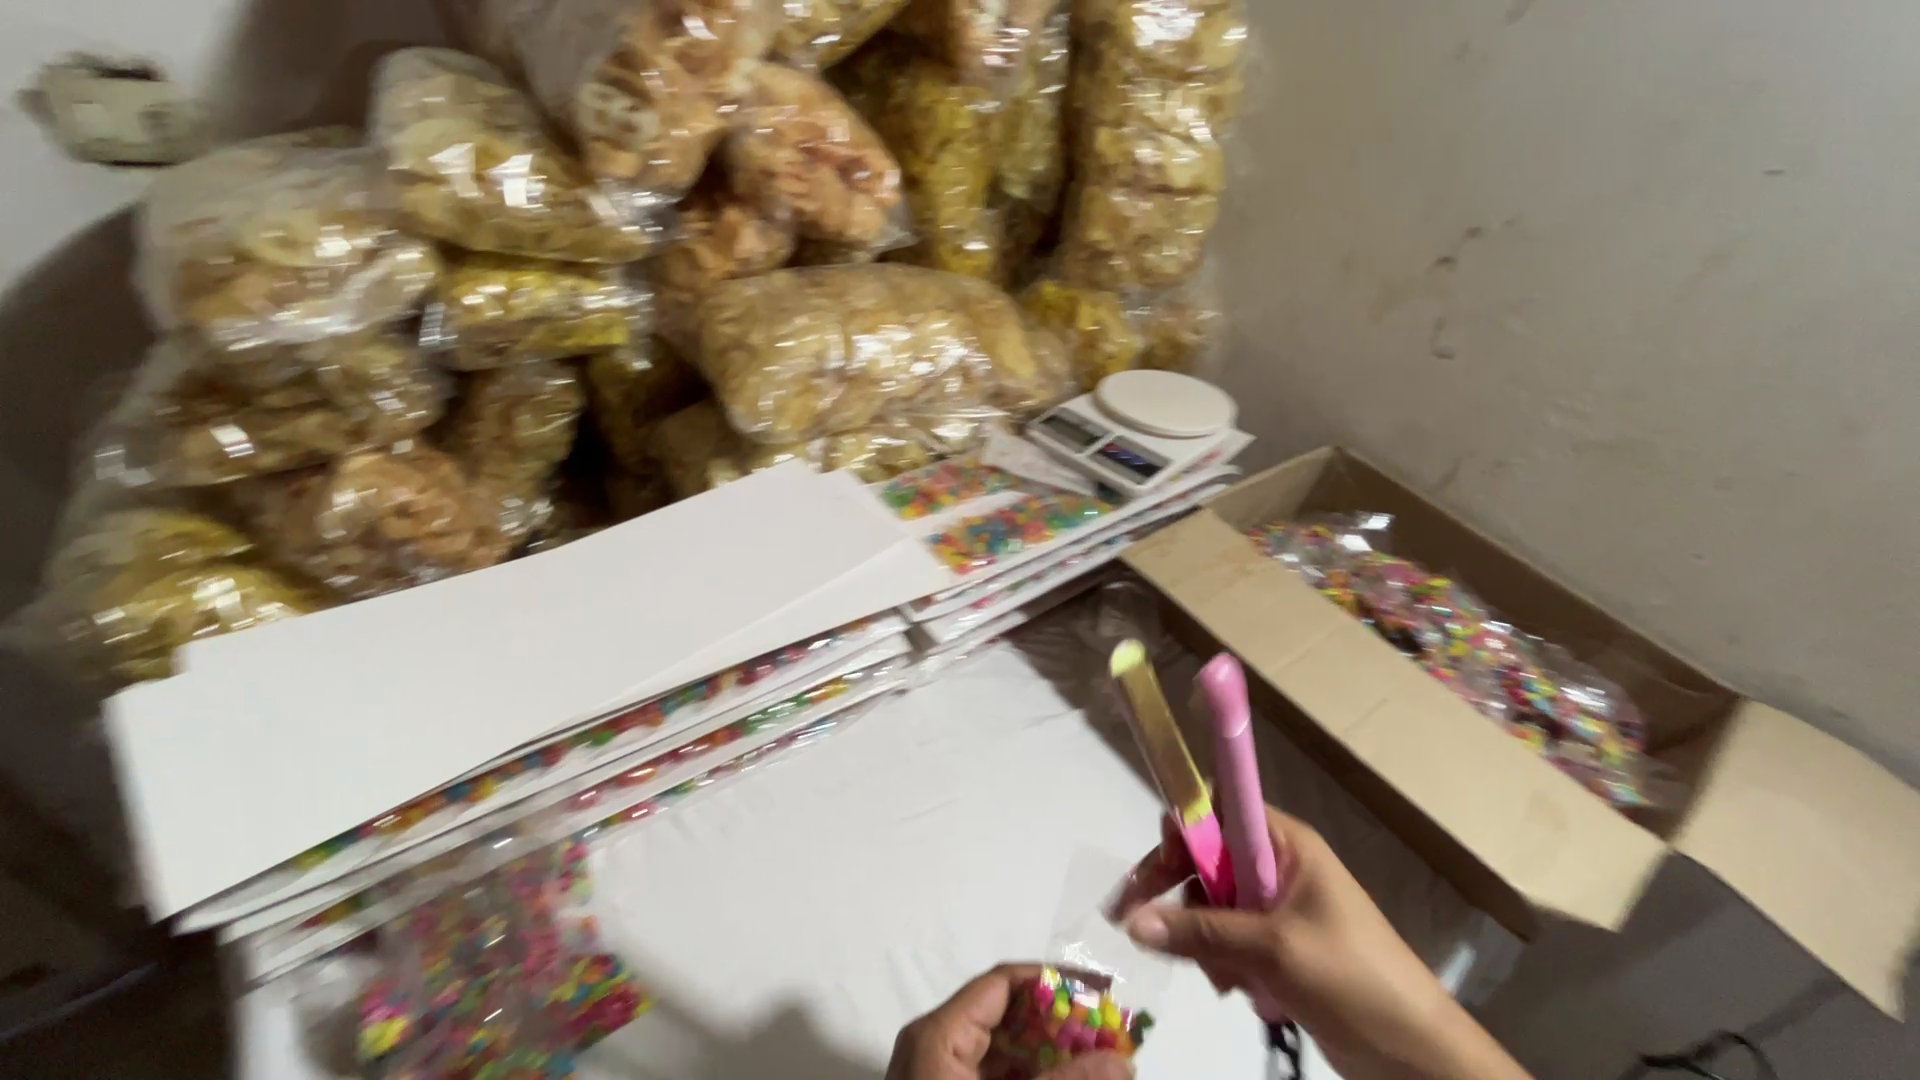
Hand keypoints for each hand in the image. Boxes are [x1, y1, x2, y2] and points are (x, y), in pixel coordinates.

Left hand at [885, 964, 1131, 1079]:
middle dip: (1060, 1022)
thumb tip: (1123, 1061)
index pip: (1002, 983)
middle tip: (1109, 1031)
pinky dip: (1033, 1077)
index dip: (1053, 980)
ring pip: (1006, 1049)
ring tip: (1100, 1060)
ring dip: (1052, 1053)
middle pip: (1006, 1015)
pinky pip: (997, 1075)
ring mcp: (942, 1074)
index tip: (1100, 990)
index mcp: (940, 1033)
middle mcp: (938, 1044)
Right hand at [1109, 808, 1530, 1079]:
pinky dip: (1221, 960)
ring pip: (1211, 902)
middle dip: (1180, 893)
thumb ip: (1200, 933)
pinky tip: (1235, 989)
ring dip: (1203, 938)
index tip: (1161, 864)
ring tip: (1223, 979)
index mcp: (1286, 843)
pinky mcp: (1277, 945)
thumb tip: (1131, 923)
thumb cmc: (1353, 980)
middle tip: (1137, 919)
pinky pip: (1227, 937)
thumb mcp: (1272, 951)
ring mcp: (1277, 906)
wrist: (1416, 1055)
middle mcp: (1277, 865)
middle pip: (1206, 857)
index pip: (1220, 807)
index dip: (1185, 826)